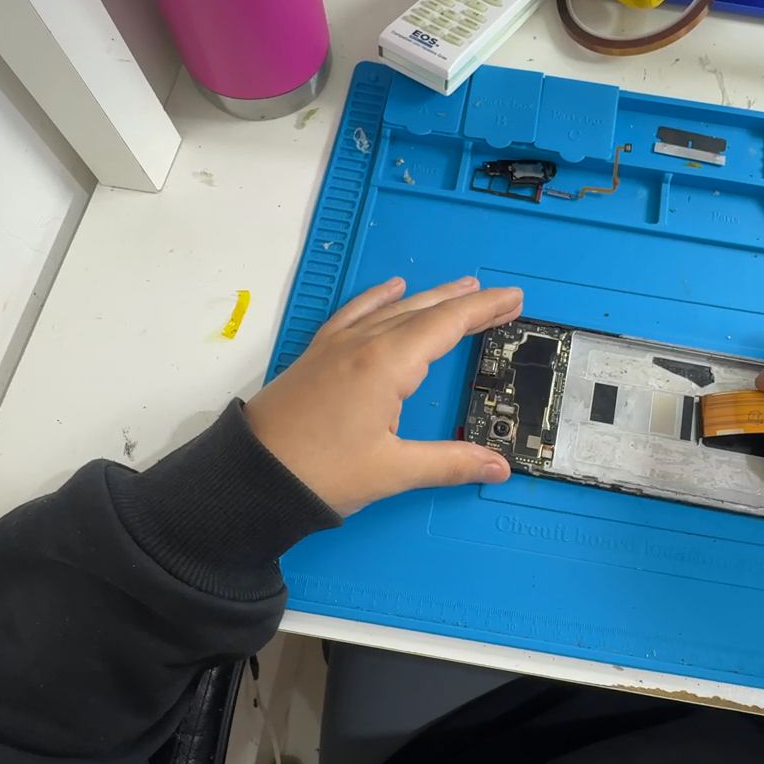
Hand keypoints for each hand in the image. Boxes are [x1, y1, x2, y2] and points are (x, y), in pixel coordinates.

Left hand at [246, 276, 522, 515]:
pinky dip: (378, 298)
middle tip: (500, 297)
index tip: (513, 298)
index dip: (484, 310)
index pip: (447, 325)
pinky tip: (389, 290)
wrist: (249, 476)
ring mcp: (337, 344)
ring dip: (430, 298)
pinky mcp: (319, 354)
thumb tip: (499, 468)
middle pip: (425, 311)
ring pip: (393, 309)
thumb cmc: (320, 472)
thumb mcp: (392, 470)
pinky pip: (355, 313)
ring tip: (460, 288)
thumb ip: (450, 463)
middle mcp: (363, 343)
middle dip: (466, 302)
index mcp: (386, 364)